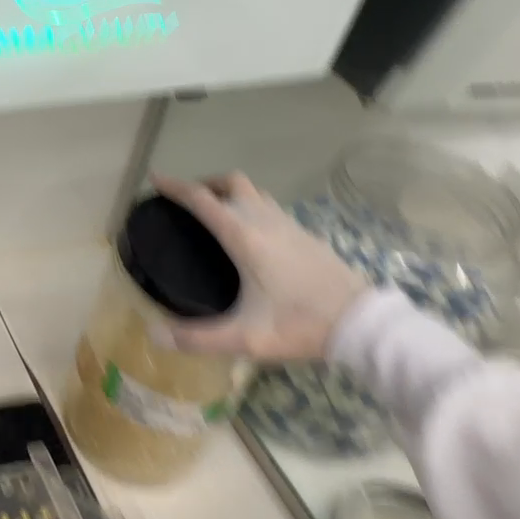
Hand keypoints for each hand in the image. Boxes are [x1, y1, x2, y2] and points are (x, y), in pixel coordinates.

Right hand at [149, 171, 368, 360]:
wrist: (365, 327)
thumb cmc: (301, 325)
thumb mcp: (247, 339)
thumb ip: (199, 339)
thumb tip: (154, 336)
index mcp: (244, 237)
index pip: (201, 199)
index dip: (174, 186)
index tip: (154, 179)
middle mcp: (265, 222)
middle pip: (231, 183)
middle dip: (205, 183)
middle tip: (187, 200)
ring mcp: (290, 226)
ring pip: (255, 192)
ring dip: (230, 193)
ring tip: (216, 213)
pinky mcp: (307, 236)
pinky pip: (270, 207)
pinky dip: (251, 207)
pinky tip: (251, 235)